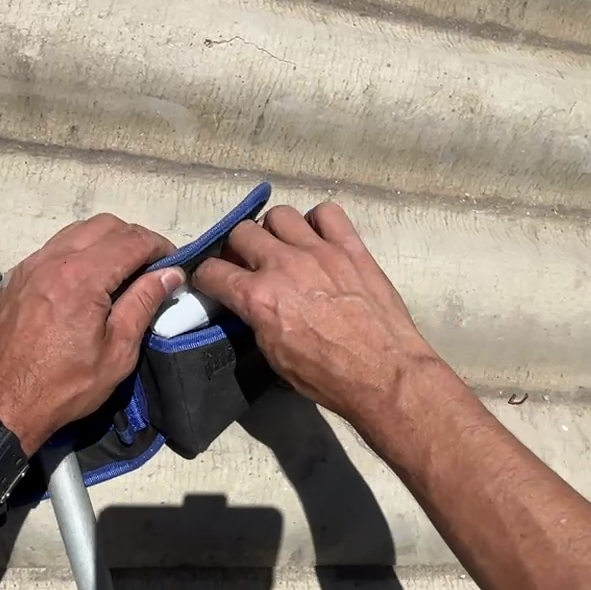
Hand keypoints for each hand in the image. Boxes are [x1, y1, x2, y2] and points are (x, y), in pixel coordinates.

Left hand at [0, 215, 180, 453]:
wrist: (3, 403)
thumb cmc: (64, 386)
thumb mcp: (117, 351)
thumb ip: (143, 304)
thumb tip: (169, 273)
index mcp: (82, 277)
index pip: (133, 240)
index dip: (161, 247)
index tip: (174, 265)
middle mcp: (54, 259)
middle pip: (106, 225)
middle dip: (135, 239)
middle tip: (151, 268)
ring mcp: (31, 265)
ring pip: (78, 231)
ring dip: (106, 241)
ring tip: (121, 272)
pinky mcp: (17, 277)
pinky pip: (54, 247)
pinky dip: (78, 251)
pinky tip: (87, 280)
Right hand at [192, 203, 448, 431]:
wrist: (384, 374)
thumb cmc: (327, 376)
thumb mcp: (274, 356)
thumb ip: (255, 320)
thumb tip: (249, 307)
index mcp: (258, 297)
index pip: (212, 271)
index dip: (206, 277)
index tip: (212, 282)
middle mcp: (283, 265)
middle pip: (242, 232)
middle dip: (238, 248)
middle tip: (249, 264)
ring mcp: (319, 251)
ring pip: (280, 215)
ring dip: (275, 231)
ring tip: (284, 248)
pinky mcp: (351, 247)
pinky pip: (327, 213)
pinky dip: (318, 222)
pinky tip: (320, 240)